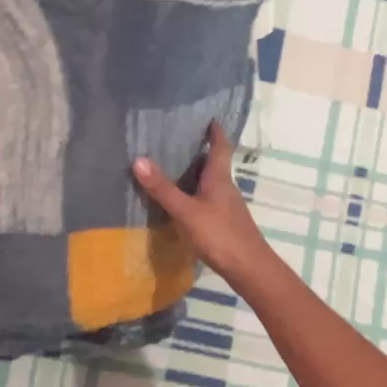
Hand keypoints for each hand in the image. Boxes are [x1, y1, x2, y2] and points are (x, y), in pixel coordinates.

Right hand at [132, 122, 278, 284]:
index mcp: (219, 179)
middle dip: (202, 152)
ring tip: (177, 169)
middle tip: (182, 141)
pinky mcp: (226, 224)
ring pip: (212, 184)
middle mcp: (226, 188)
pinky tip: (185, 203)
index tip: (211, 119)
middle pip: (216, 164)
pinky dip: (197, 195)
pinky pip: (210, 201)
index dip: (216, 133)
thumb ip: (163, 188)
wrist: (248, 268)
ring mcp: (228, 207)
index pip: (220, 148)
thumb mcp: (186, 211)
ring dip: (199, 175)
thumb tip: (138, 159)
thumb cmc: (219, 234)